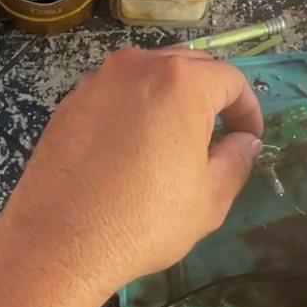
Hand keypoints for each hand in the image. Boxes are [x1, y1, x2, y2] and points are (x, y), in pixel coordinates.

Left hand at [0, 48, 262, 298]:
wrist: (57, 241)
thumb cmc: (143, 220)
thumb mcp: (209, 198)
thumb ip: (236, 159)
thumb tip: (244, 141)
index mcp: (179, 82)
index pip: (230, 79)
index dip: (248, 109)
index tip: (249, 139)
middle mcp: (137, 65)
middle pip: (189, 66)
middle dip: (211, 97)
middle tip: (217, 137)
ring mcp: (98, 80)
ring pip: (149, 75)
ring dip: (171, 98)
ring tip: (173, 141)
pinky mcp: (71, 100)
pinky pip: (116, 91)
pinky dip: (134, 107)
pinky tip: (130, 148)